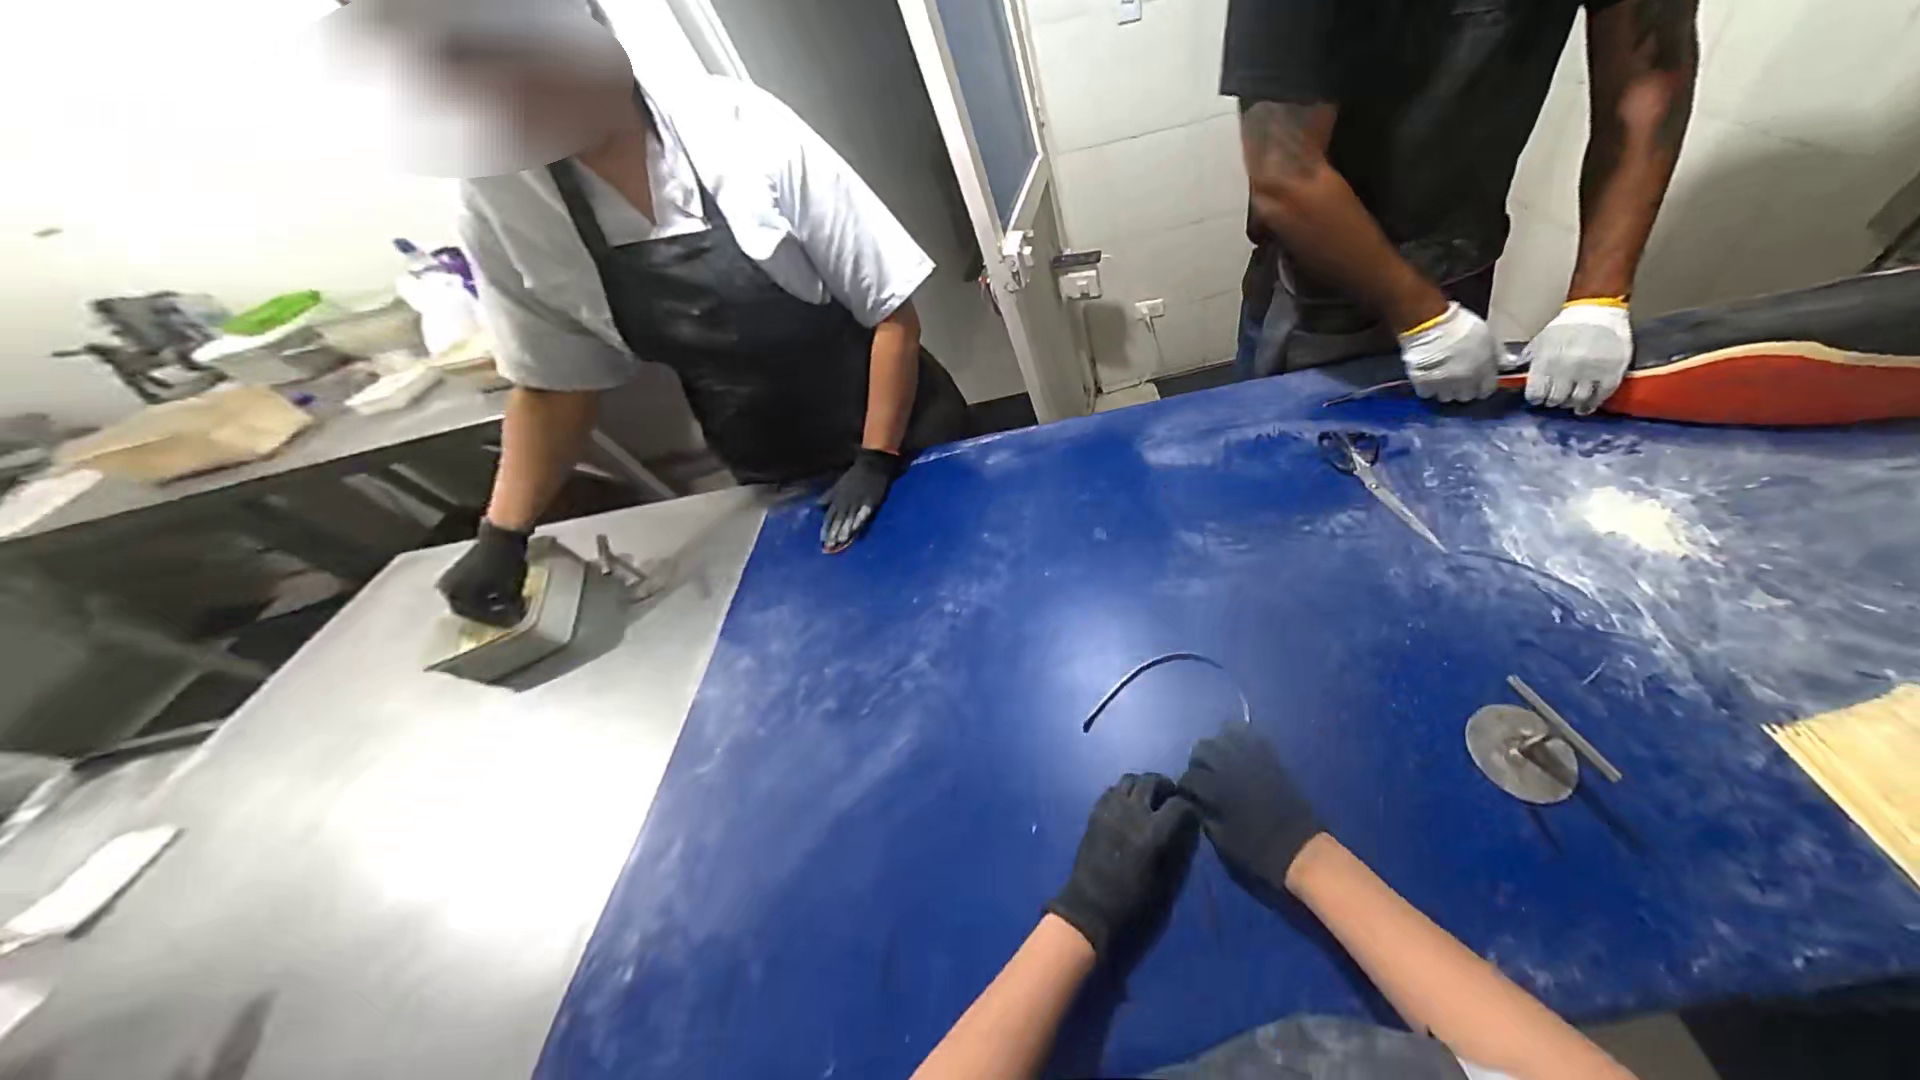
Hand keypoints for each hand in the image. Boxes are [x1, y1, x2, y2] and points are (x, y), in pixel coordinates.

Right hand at [436, 520, 529, 626]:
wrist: (501, 538)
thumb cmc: (503, 566)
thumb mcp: (509, 592)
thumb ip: (508, 609)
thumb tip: (513, 620)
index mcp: (456, 596)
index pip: (476, 616)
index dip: (496, 620)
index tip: (512, 622)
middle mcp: (447, 589)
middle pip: (471, 609)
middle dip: (490, 613)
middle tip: (507, 617)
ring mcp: (451, 579)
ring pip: (470, 599)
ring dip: (486, 604)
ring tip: (504, 607)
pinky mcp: (459, 571)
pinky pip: (471, 589)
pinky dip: (484, 594)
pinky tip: (497, 595)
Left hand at [820, 448, 900, 552]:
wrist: (871, 466)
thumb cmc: (854, 476)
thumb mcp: (838, 485)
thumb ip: (828, 496)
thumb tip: (818, 505)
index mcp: (837, 499)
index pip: (829, 516)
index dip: (825, 528)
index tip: (822, 540)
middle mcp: (845, 503)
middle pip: (837, 521)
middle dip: (833, 534)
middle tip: (829, 547)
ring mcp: (857, 503)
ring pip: (848, 519)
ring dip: (843, 531)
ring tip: (839, 543)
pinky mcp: (869, 503)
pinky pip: (862, 515)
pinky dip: (858, 523)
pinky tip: (855, 531)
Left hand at [1045, 773, 1198, 954]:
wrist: (1091, 914)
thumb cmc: (1138, 910)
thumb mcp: (1170, 884)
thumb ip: (1180, 849)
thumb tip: (1189, 828)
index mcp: (1155, 834)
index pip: (1180, 804)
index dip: (1189, 809)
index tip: (1192, 817)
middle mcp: (1132, 813)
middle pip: (1151, 781)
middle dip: (1165, 788)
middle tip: (1171, 799)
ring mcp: (1110, 810)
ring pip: (1129, 780)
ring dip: (1142, 786)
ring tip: (1150, 800)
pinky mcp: (1094, 814)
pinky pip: (1112, 791)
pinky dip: (1123, 793)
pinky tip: (1129, 807)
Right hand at [1179, 724, 1324, 888]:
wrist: (1301, 852)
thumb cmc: (1257, 852)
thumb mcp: (1221, 840)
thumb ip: (1203, 815)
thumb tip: (1194, 801)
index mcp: (1217, 789)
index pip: (1190, 776)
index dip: (1185, 785)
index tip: (1186, 793)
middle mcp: (1232, 768)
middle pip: (1204, 748)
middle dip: (1198, 761)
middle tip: (1200, 774)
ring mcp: (1254, 761)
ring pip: (1227, 735)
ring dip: (1218, 745)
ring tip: (1219, 760)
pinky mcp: (1272, 761)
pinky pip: (1254, 738)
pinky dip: (1243, 739)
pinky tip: (1240, 750)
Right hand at [1397, 302, 1501, 402]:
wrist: (1431, 326)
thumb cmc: (1462, 327)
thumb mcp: (1488, 337)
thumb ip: (1498, 354)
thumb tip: (1509, 366)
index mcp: (1483, 371)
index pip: (1486, 391)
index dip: (1482, 387)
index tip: (1478, 382)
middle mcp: (1464, 382)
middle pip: (1465, 397)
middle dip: (1463, 390)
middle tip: (1458, 380)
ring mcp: (1442, 385)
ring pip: (1445, 398)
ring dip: (1445, 391)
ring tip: (1441, 380)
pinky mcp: (1422, 385)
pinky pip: (1427, 394)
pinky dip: (1428, 389)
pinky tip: (1427, 379)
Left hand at [1522, 301, 1631, 414]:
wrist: (1598, 310)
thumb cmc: (1563, 328)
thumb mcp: (1538, 343)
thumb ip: (1526, 360)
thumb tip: (1512, 372)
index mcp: (1546, 363)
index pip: (1535, 393)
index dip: (1535, 399)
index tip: (1536, 399)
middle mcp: (1567, 370)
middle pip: (1556, 399)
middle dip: (1552, 402)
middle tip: (1553, 400)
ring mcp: (1592, 371)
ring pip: (1578, 399)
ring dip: (1570, 404)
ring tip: (1568, 402)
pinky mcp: (1614, 370)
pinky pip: (1603, 394)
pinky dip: (1593, 403)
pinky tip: (1586, 407)